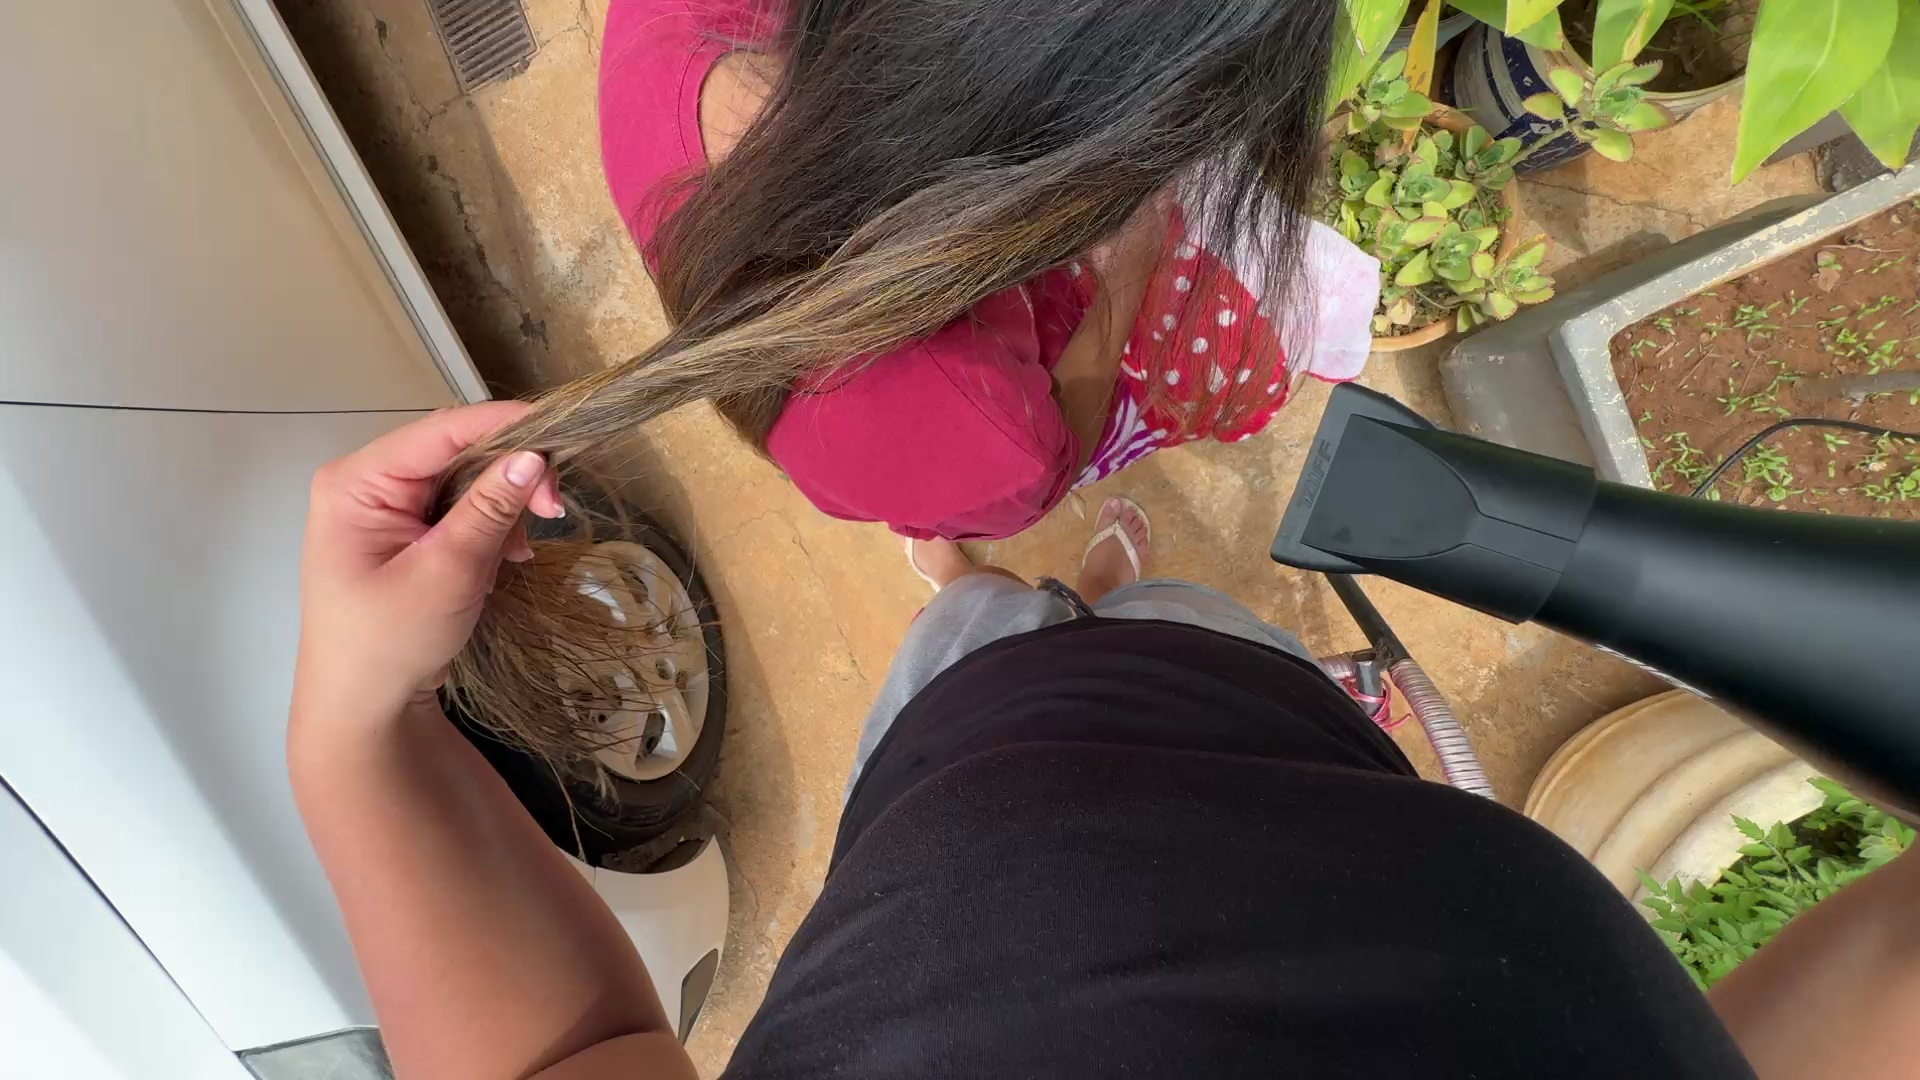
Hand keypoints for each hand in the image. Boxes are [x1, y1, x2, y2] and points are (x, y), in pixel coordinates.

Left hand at [292, 403, 564, 726]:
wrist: (368, 701)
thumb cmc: (391, 639)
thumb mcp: (449, 570)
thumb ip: (490, 508)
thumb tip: (534, 456)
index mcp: (359, 482)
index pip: (443, 430)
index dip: (506, 425)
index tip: (563, 437)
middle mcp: (373, 484)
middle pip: (460, 451)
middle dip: (513, 476)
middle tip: (554, 509)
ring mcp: (394, 508)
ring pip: (472, 480)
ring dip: (508, 509)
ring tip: (519, 552)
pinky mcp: (416, 531)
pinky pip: (470, 508)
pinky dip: (499, 528)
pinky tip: (507, 558)